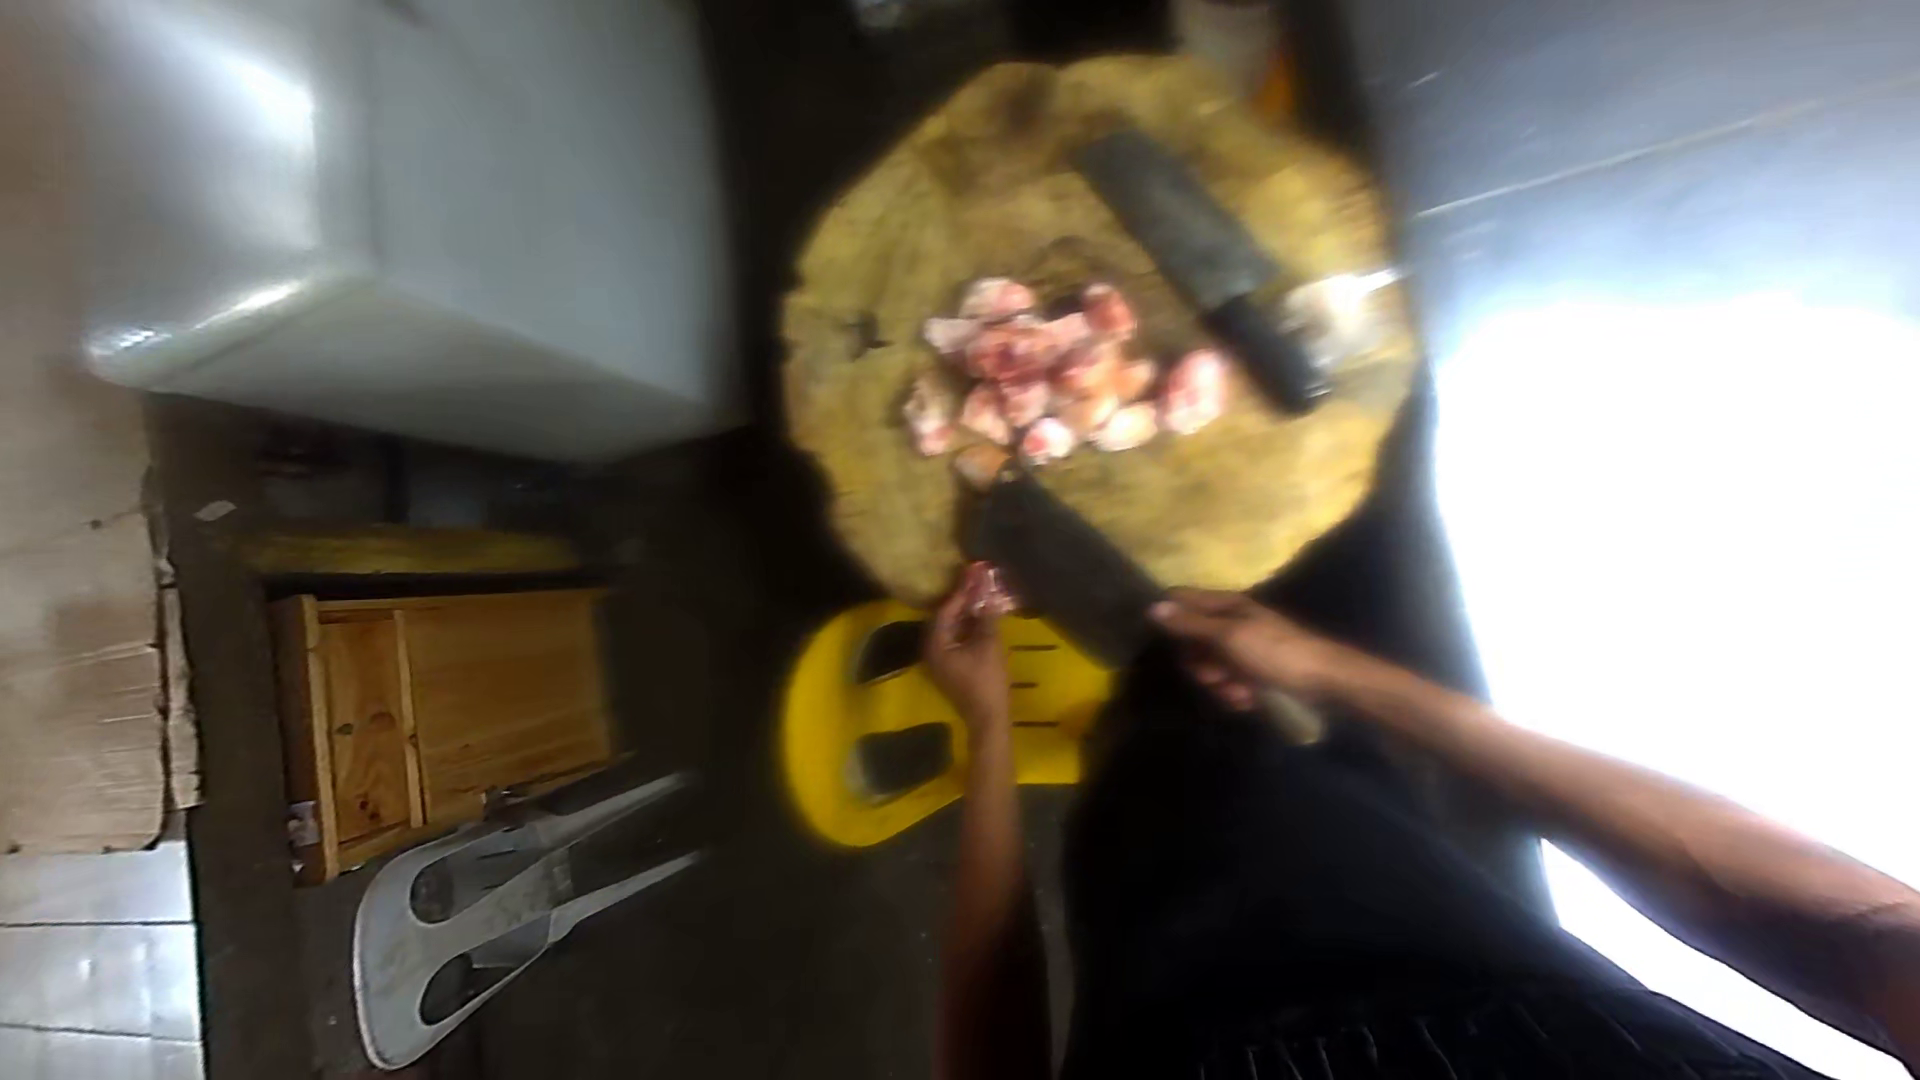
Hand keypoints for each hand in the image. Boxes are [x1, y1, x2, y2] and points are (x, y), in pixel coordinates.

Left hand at [924, 583, 1009, 739]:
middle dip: (961, 598)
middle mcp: (931, 649)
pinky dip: (967, 625)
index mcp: (935, 644)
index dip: (960, 590)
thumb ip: (986, 616)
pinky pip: (955, 637)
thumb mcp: (989, 644)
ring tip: (980, 592)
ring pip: (950, 627)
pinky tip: (981, 615)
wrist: (988, 718)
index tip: (973, 572)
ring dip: (965, 611)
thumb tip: (987, 593)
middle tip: (976, 579)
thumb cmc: (987, 680)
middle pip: (945, 616)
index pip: (945, 609)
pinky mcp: (949, 665)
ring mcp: (939, 659)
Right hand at [1150, 588, 1340, 708]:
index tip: (1165, 640)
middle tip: (1214, 673)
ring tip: (1240, 690)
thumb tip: (1152, 606)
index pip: (1181, 600)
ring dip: (1220, 683)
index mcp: (1225, 606)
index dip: (1168, 618)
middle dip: (1199, 663)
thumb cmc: (1276, 653)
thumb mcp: (1228, 636)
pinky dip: (1236, 693)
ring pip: (1209, 666)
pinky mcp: (1253, 673)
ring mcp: (1242, 649)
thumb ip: (1189, 624)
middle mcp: (1230, 623)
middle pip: (1191, 640)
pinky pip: (1228, 682)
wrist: (1329, 684)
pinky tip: (1250, 698)